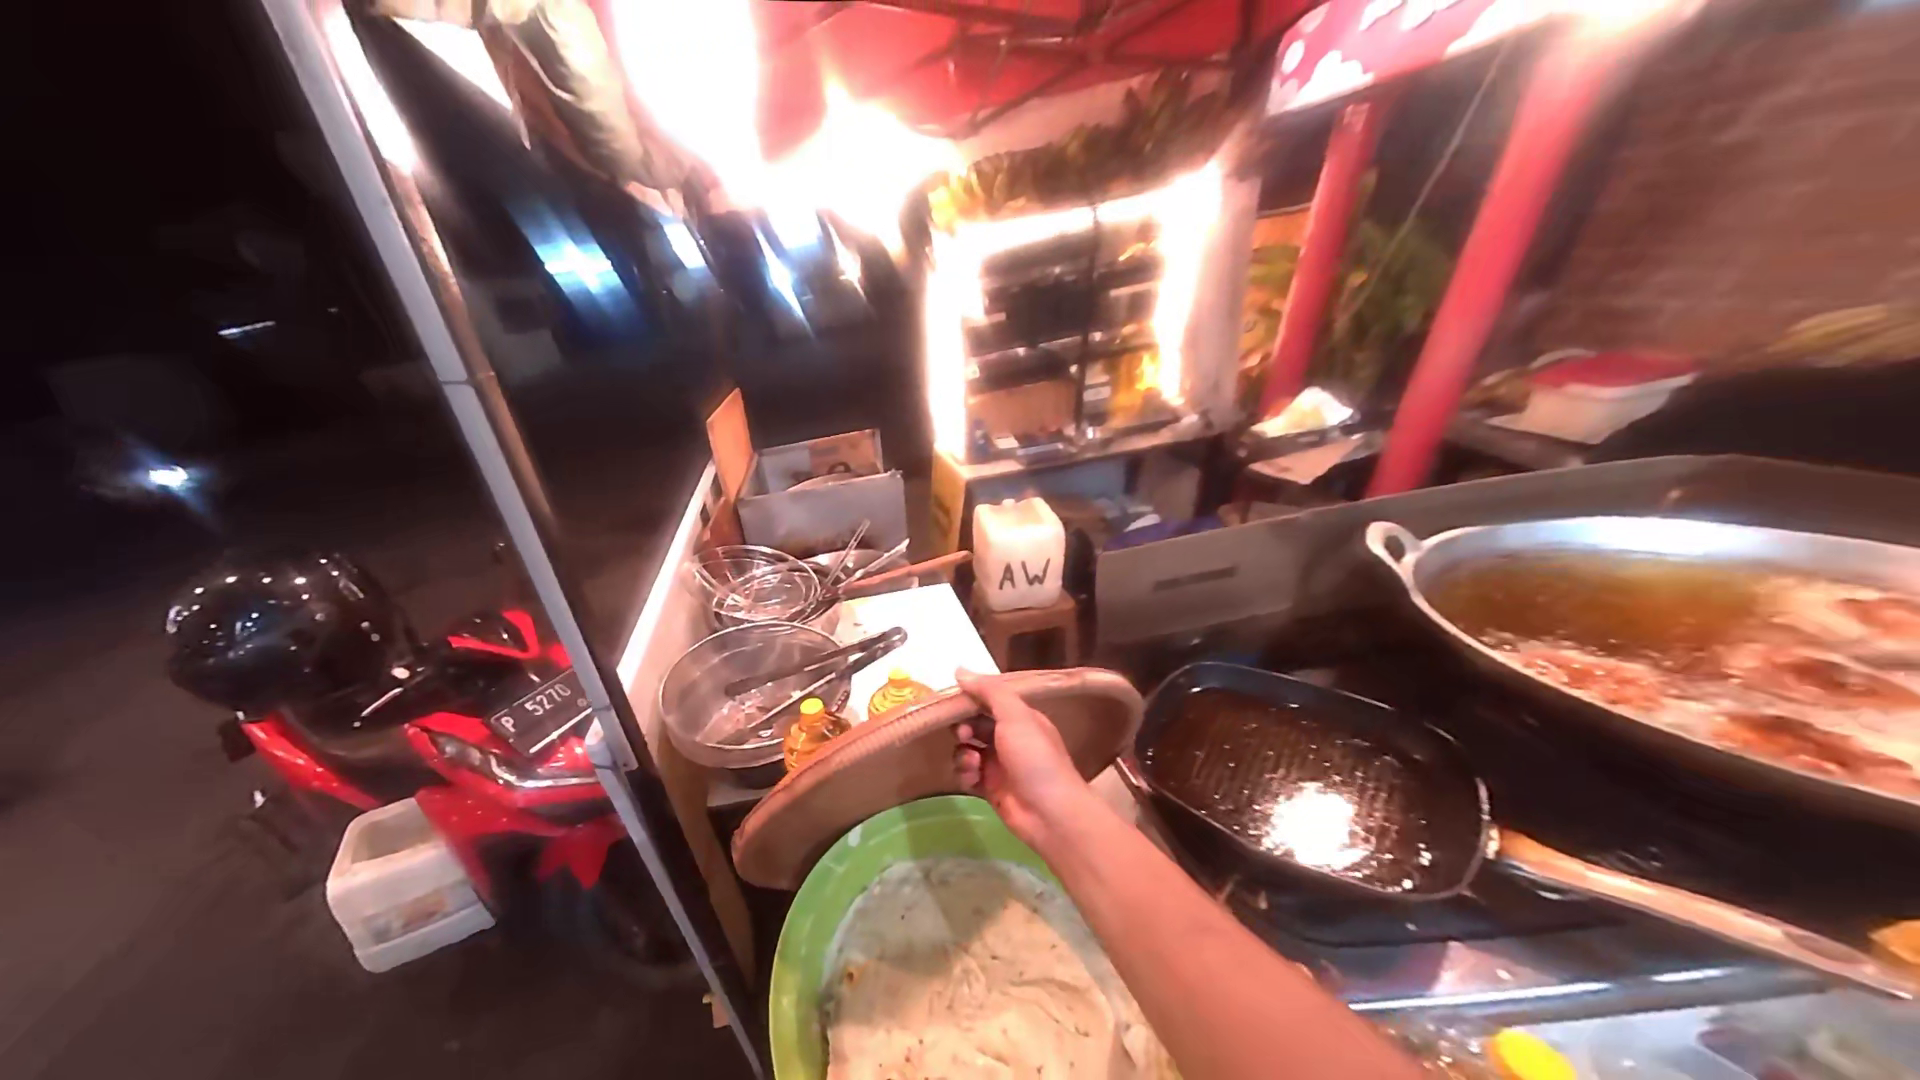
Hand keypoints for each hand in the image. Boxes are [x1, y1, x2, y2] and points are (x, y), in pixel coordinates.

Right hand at [953, 670, 1095, 848]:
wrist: (1050, 813)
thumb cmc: (1035, 757)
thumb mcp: (1015, 716)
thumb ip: (989, 691)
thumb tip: (959, 670)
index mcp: (1020, 718)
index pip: (990, 700)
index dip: (971, 699)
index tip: (953, 701)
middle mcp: (1010, 738)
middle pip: (975, 725)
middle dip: (964, 727)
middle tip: (964, 734)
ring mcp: (999, 764)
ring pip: (968, 750)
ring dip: (963, 753)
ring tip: (972, 762)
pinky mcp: (990, 788)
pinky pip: (968, 774)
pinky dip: (966, 774)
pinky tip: (972, 777)